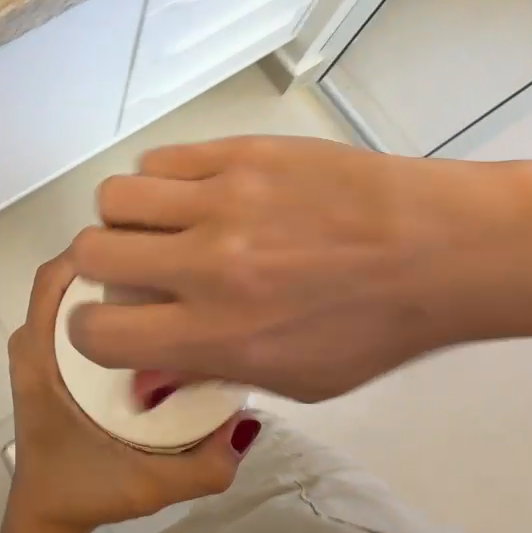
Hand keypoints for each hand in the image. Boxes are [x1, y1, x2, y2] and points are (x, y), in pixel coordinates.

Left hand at [4, 254, 261, 532]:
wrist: (48, 517)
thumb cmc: (86, 491)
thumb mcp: (150, 486)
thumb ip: (204, 464)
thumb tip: (248, 419)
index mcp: (38, 357)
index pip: (56, 278)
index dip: (96, 254)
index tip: (149, 251)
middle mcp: (30, 343)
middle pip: (66, 278)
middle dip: (112, 265)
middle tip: (166, 268)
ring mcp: (35, 348)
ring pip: (68, 292)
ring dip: (109, 284)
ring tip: (162, 287)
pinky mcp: (44, 357)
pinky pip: (68, 311)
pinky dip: (102, 304)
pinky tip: (145, 316)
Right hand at [66, 136, 531, 402]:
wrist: (442, 246)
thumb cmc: (376, 326)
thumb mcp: (297, 379)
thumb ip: (207, 373)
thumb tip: (140, 378)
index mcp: (220, 335)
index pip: (99, 330)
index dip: (89, 328)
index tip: (110, 319)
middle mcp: (207, 266)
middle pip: (91, 252)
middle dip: (102, 266)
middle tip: (137, 266)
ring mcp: (220, 201)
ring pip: (116, 197)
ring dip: (129, 216)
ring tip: (165, 222)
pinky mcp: (238, 152)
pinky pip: (161, 159)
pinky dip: (165, 180)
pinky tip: (198, 193)